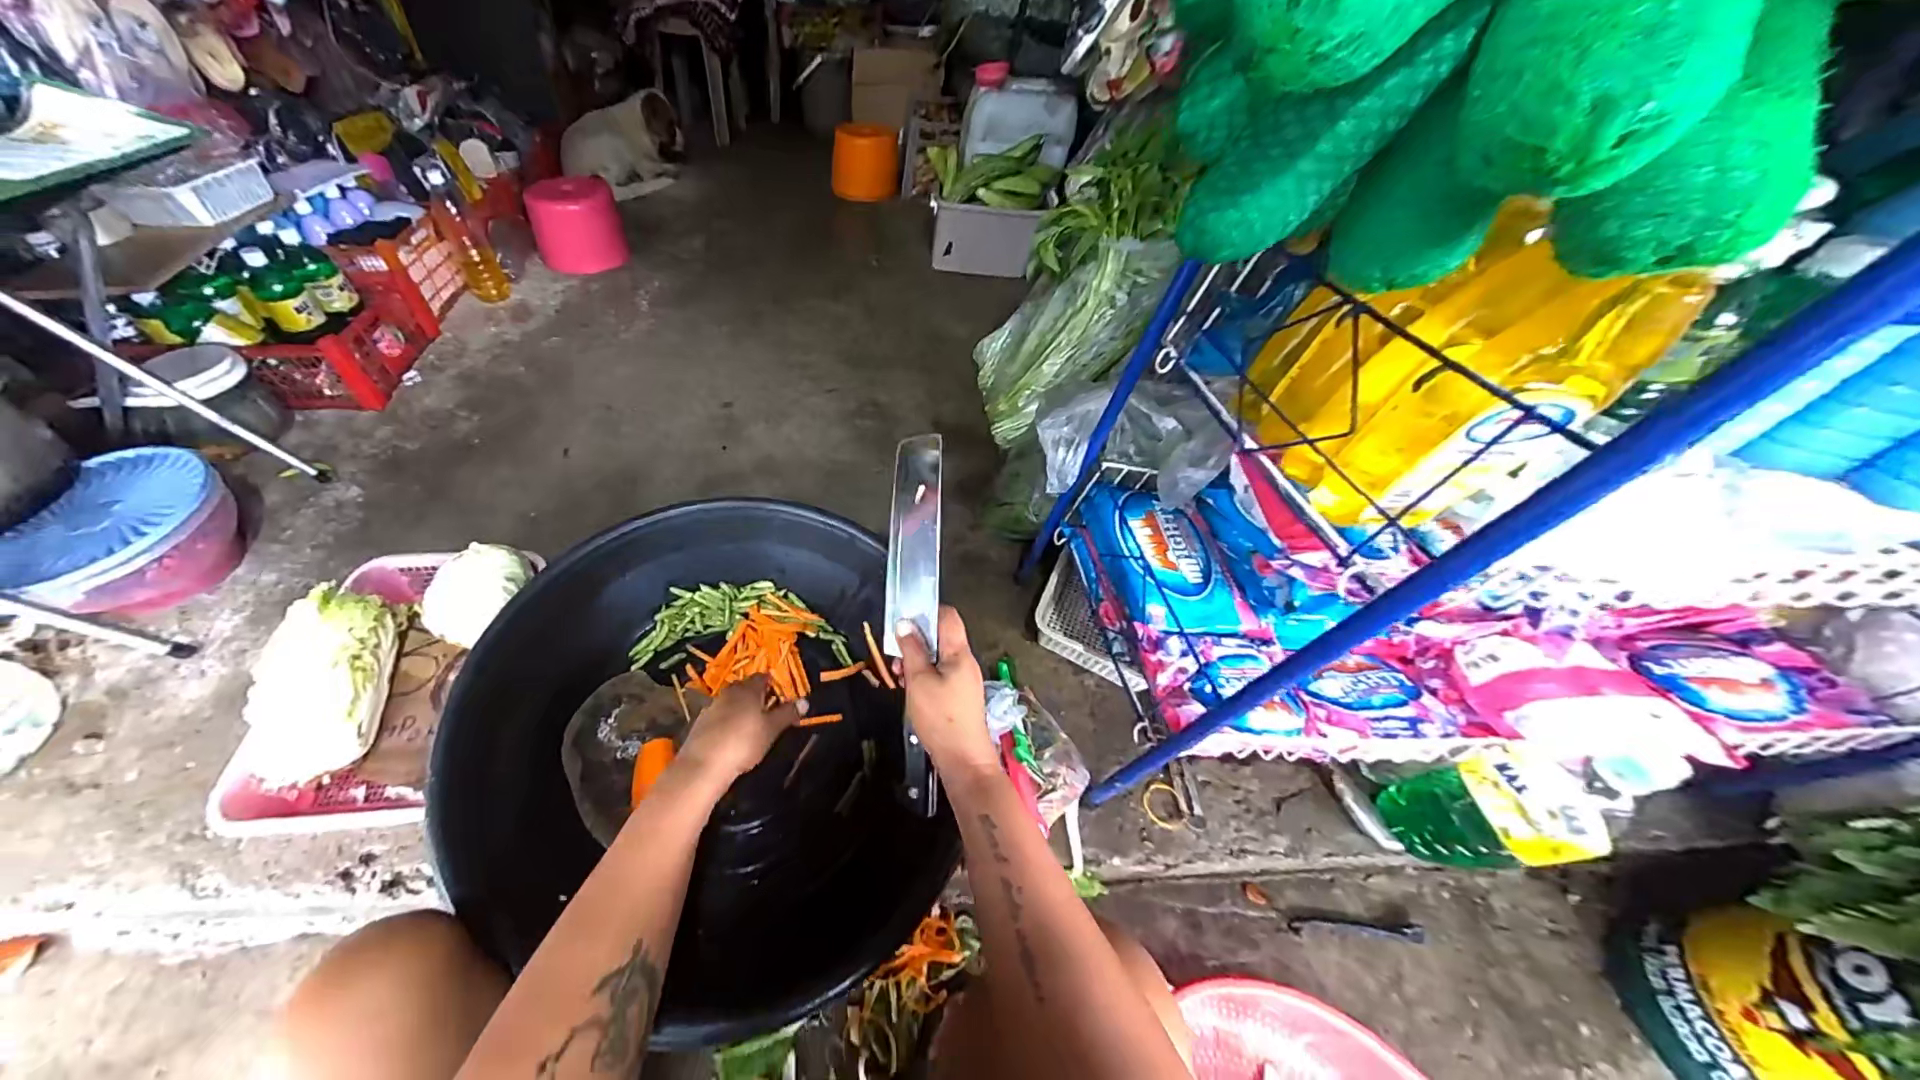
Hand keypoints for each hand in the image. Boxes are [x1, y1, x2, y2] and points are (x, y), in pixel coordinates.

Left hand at [673, 674, 805, 788]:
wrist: (702, 767)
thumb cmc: (743, 743)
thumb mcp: (772, 729)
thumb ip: (787, 714)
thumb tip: (804, 701)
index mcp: (747, 689)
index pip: (764, 677)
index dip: (775, 685)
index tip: (784, 698)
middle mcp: (728, 692)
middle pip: (747, 688)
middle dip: (759, 697)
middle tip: (771, 712)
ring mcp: (711, 707)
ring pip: (732, 702)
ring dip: (743, 710)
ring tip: (754, 727)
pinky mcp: (700, 724)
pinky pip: (721, 716)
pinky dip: (729, 722)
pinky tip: (734, 738)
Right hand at [894, 607, 997, 779]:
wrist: (963, 759)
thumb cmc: (940, 718)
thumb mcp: (919, 681)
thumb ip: (912, 650)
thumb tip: (905, 623)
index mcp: (959, 653)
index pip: (948, 616)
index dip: (927, 611)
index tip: (904, 618)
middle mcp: (966, 662)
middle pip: (942, 637)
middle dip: (917, 640)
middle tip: (896, 654)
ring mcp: (965, 679)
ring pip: (939, 658)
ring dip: (918, 660)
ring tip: (899, 674)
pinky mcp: (961, 696)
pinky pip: (942, 675)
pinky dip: (925, 676)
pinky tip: (911, 689)